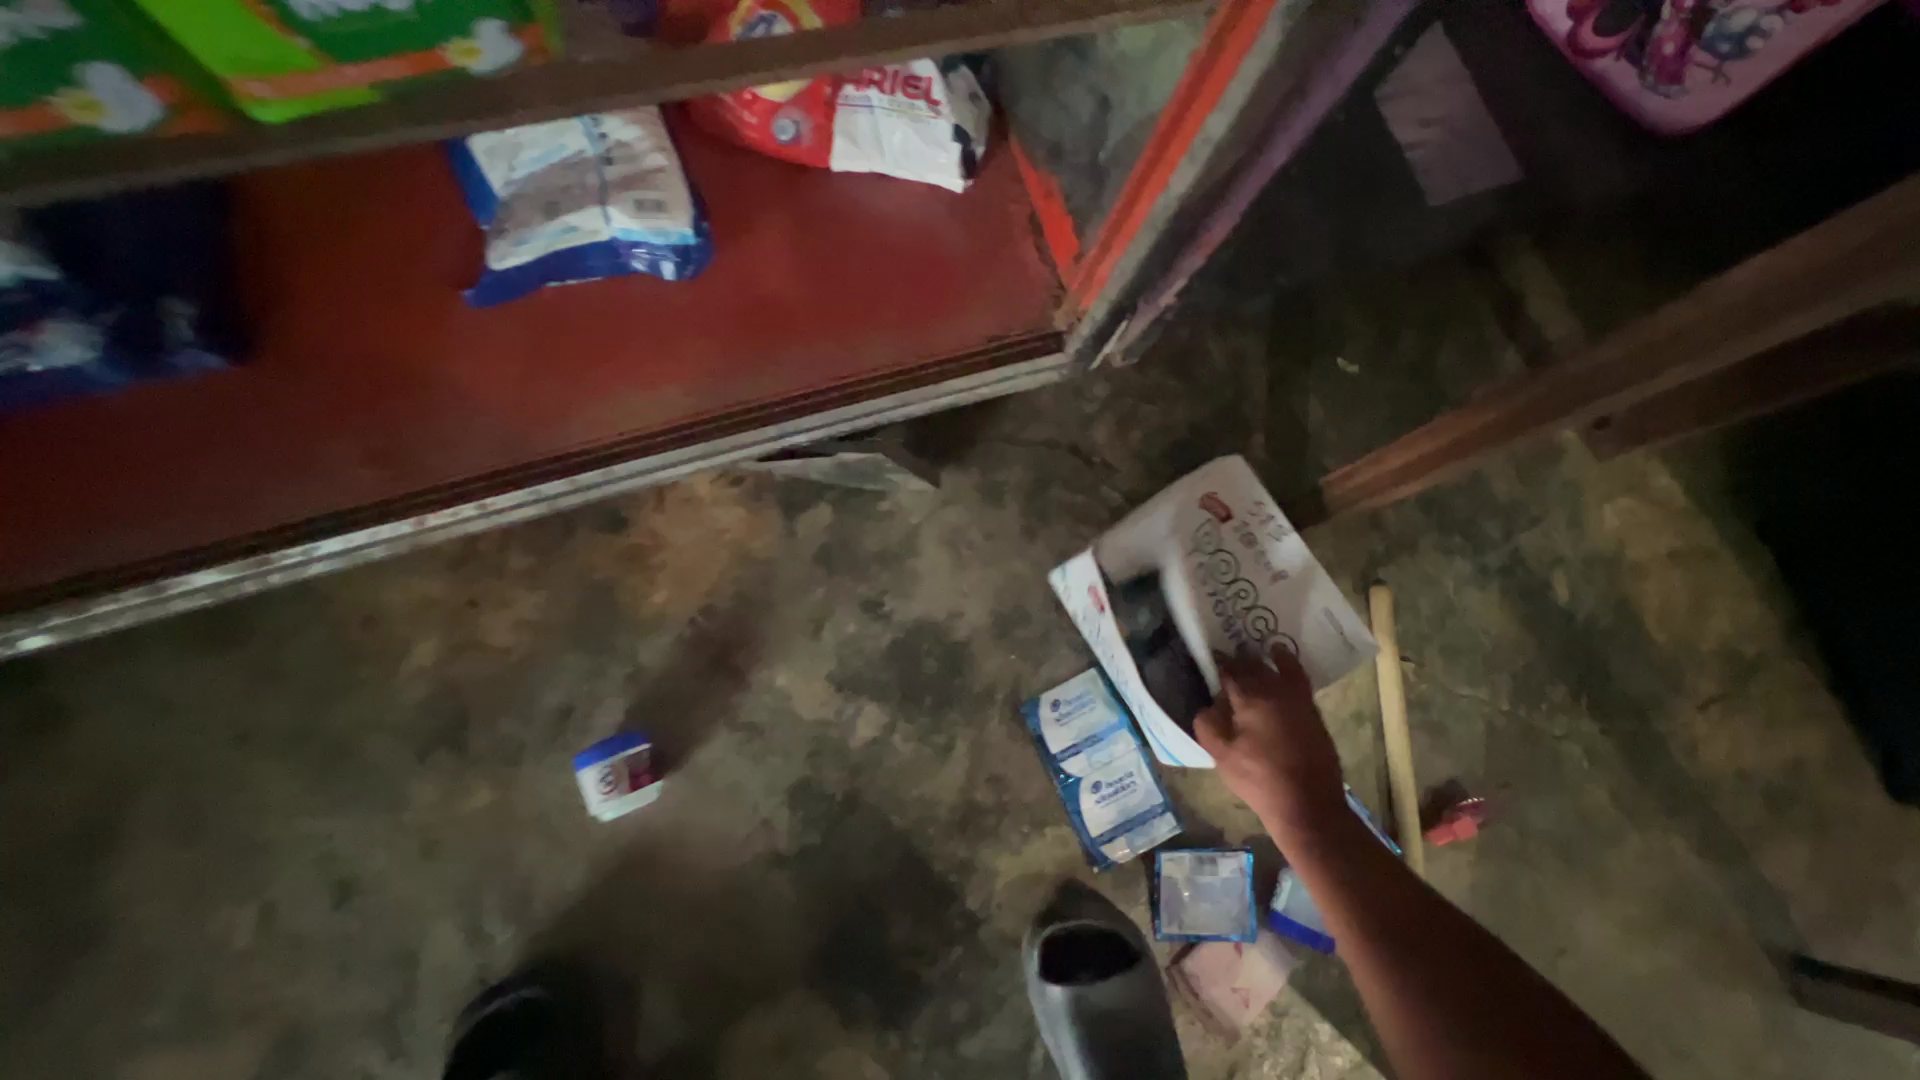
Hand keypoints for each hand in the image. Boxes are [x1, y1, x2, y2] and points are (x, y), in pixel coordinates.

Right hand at [1194, 644, 1346, 834]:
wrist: (1307, 803)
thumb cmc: (1259, 779)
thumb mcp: (1221, 756)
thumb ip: (1207, 726)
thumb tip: (1206, 706)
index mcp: (1250, 700)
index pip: (1229, 672)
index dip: (1219, 663)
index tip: (1211, 657)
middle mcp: (1276, 692)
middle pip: (1256, 666)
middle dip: (1241, 658)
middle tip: (1231, 655)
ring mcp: (1299, 701)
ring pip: (1283, 668)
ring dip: (1271, 657)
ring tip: (1266, 650)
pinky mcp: (1313, 713)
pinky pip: (1301, 680)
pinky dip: (1293, 669)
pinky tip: (1287, 671)